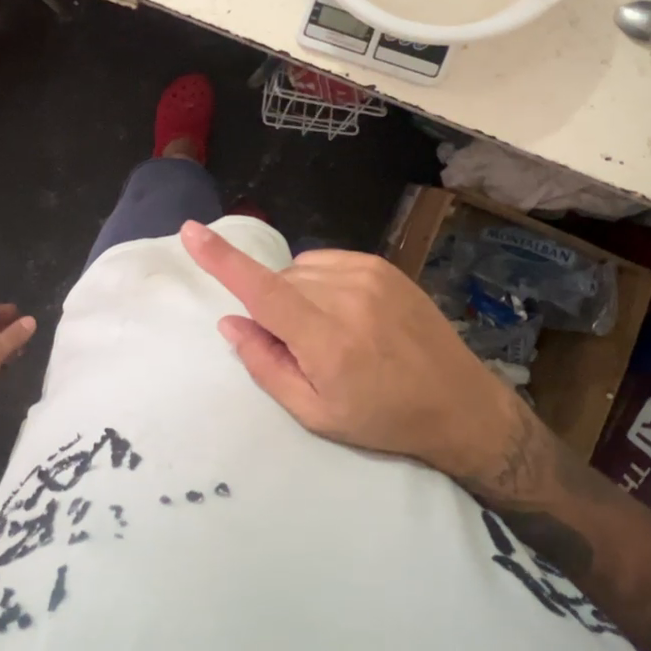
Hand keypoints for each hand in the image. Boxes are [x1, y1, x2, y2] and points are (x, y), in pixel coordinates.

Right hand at [181, 221, 518, 479]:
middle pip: (278, 283)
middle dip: (275, 310)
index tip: (191, 231)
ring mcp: (368, 275)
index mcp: (327, 340)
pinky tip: (346, 314)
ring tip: (331, 332)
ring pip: (300, 271)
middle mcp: (346, 296)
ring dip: (298, 295)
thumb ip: (266, 365)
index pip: (262, 291)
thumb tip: (230, 323)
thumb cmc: (383, 418)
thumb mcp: (316, 414)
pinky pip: (325, 263)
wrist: (460, 403)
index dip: (222, 260)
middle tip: (305, 349)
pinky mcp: (382, 265)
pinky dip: (320, 283)